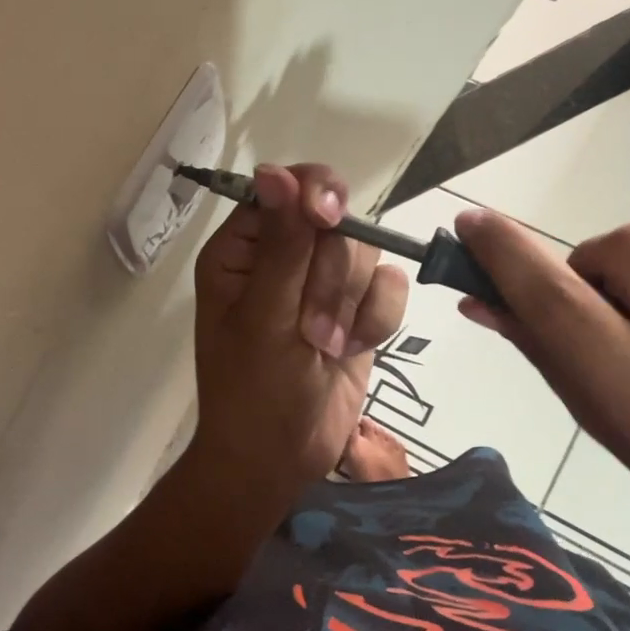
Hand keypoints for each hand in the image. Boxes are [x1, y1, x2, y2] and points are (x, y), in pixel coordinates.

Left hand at [189, 163, 407, 492]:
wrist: (280, 459)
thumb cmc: (254, 390)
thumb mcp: (265, 316)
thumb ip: (283, 245)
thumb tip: (275, 171)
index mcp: (241, 249)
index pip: (286, 191)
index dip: (313, 199)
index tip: (328, 219)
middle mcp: (280, 257)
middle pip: (336, 222)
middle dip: (332, 279)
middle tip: (311, 329)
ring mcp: (320, 284)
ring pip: (366, 254)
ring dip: (352, 304)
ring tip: (326, 346)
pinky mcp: (355, 310)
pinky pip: (388, 287)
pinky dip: (378, 319)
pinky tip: (353, 349)